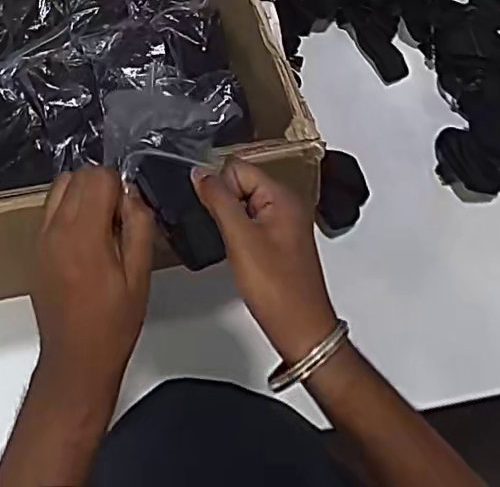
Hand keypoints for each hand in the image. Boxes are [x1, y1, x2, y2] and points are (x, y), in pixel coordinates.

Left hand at [30, 167, 157, 396]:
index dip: (120, 187)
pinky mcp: (35, 243)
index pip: (99, 177)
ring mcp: (41, 235)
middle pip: (79, 174)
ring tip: (101, 225)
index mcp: (84, 235)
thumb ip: (139, 226)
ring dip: (83, 192)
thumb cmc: (110, 325)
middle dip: (103, 185)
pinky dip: (68, 206)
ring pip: (61, 184)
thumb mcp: (139, 276)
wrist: (76, 358)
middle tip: (119, 218)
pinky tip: (85, 235)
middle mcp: (56, 229)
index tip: (129, 210)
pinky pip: (50, 205)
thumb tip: (132, 195)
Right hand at [193, 157, 337, 362]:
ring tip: (237, 246)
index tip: (222, 216)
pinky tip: (241, 252)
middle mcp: (286, 204)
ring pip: (240, 202)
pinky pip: (247, 219)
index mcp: (283, 197)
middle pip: (238, 183)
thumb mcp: (240, 238)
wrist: (301, 331)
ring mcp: (283, 222)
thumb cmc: (279, 291)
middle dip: (224, 204)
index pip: (236, 168)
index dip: (221, 189)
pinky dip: (237, 232)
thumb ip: (218, 199)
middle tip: (232, 235)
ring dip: (230, 220)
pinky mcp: (277, 238)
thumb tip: (199, 172)